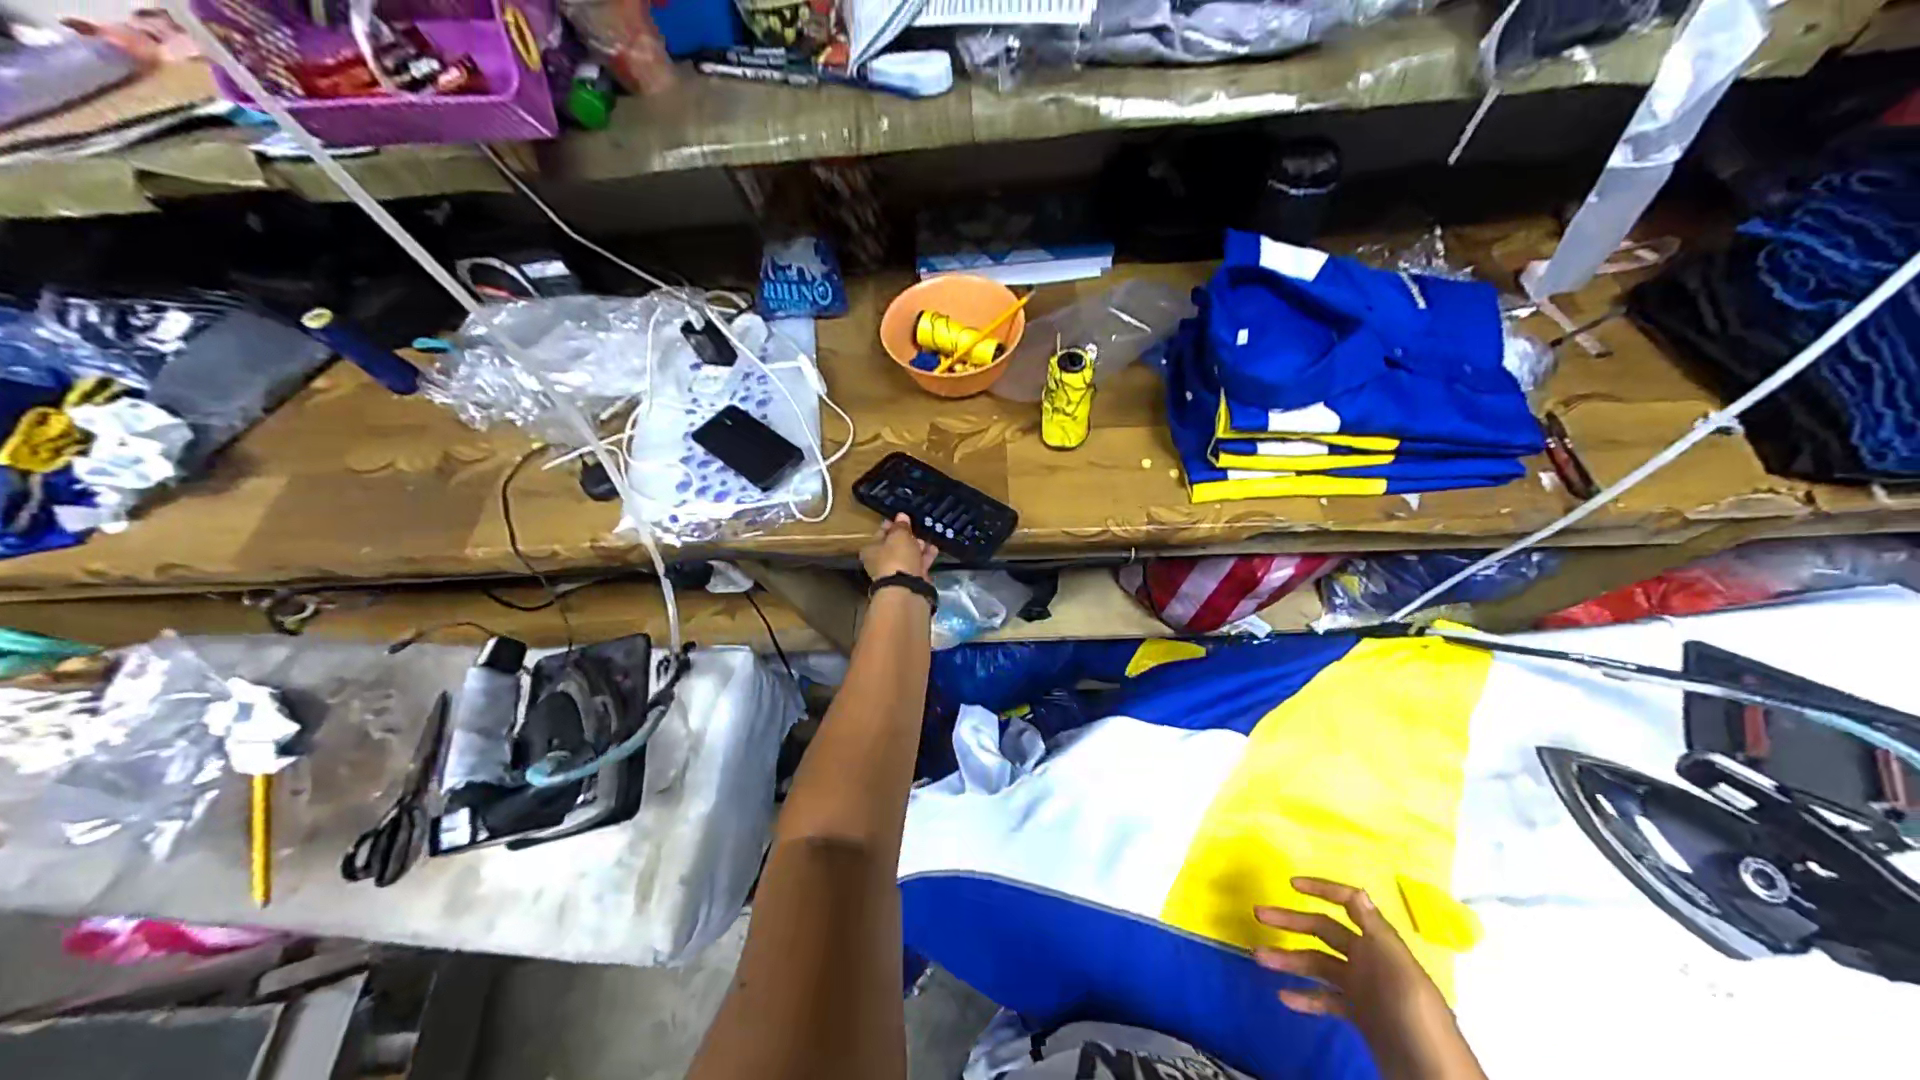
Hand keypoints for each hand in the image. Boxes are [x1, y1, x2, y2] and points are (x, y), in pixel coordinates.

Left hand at [861, 513, 936, 582]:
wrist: (906, 588)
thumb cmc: (897, 556)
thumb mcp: (899, 535)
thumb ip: (901, 525)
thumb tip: (902, 516)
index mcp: (871, 549)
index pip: (881, 532)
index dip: (893, 524)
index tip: (904, 518)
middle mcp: (880, 561)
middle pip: (895, 545)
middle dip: (908, 537)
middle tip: (917, 529)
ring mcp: (895, 572)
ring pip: (908, 555)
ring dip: (918, 547)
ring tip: (928, 538)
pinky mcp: (909, 580)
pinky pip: (918, 565)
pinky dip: (925, 557)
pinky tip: (933, 550)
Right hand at [1254, 877, 1486, 1079]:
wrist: (1432, 1074)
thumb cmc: (1414, 1017)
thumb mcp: (1400, 970)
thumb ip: (1377, 933)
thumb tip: (1357, 891)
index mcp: (1379, 945)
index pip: (1350, 904)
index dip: (1323, 889)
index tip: (1292, 885)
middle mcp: (1369, 960)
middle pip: (1324, 931)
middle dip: (1291, 921)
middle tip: (1259, 915)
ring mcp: (1362, 989)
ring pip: (1317, 965)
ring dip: (1288, 960)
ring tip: (1260, 959)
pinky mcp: (1358, 1015)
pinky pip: (1325, 999)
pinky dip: (1304, 996)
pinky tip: (1284, 997)